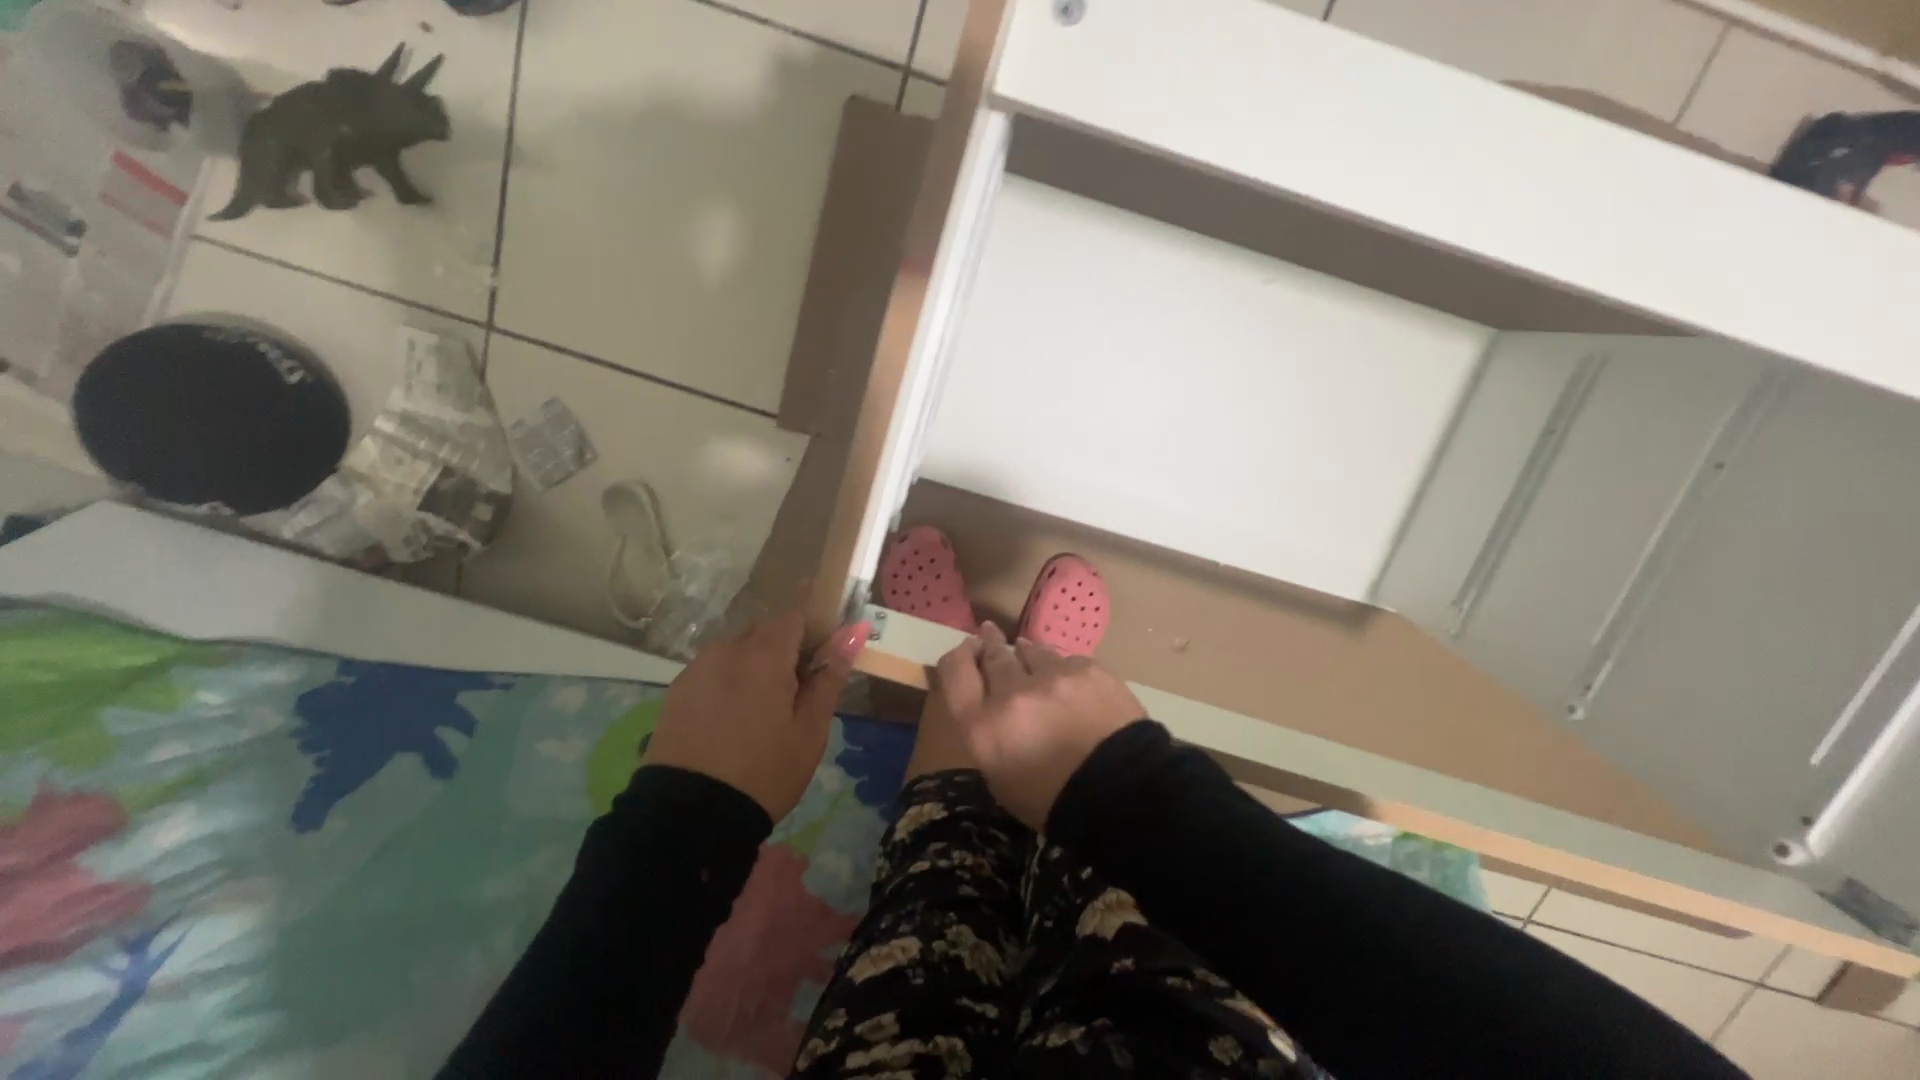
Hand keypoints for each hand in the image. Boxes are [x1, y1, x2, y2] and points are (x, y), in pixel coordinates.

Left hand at [645, 611, 869, 820]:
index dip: (813, 633)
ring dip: (753, 669)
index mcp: (764, 655)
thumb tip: (854, 631)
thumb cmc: (765, 772)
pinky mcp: (676, 692)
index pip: (794, 616)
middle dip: (783, 652)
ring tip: (760, 716)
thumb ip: (830, 676)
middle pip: (764, 632)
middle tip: (795, 697)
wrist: (690, 817)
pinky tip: (730, 723)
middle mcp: (726, 650)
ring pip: (736, 652)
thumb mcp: (809, 730)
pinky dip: (727, 685)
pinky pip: (712, 673)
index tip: (821, 664)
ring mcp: (695, 669)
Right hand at [937, 622, 1144, 829]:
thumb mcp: (1001, 780)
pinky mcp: (1088, 670)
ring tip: (1027, 652)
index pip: (955, 670)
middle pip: (993, 654)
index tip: (967, 652)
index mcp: (982, 725)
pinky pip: (1067, 661)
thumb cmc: (1053, 802)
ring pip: (1031, 651)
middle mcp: (1011, 692)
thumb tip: (993, 708)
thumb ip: (989, 734)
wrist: (1123, 795)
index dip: (959, 657)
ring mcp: (1052, 677)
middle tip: (989, 636)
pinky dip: (1064, 669)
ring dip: (1027, 655)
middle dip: (989, 645)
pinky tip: (1070, 679)